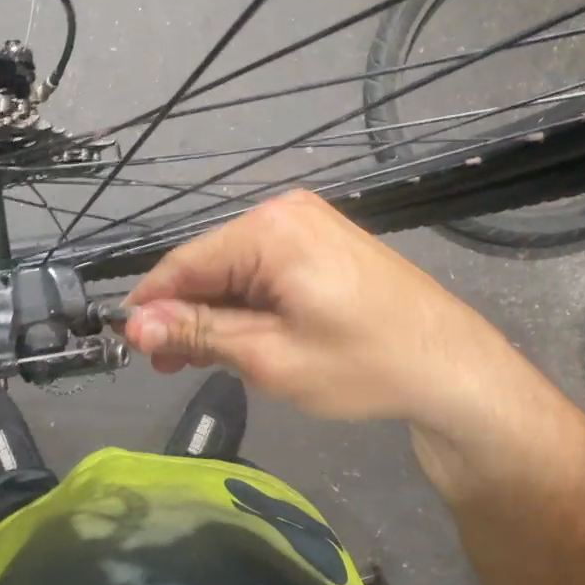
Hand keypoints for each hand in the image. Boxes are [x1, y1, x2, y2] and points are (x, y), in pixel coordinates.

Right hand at [123, 191, 521, 430]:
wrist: (453, 371)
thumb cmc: (362, 365)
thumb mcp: (268, 356)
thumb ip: (195, 334)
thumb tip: (133, 327)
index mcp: (269, 230)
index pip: (183, 263)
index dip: (150, 306)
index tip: (130, 348)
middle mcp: (284, 213)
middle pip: (208, 265)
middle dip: (184, 315)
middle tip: (169, 368)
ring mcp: (308, 226)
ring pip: (233, 272)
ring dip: (214, 316)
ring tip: (203, 362)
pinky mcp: (323, 245)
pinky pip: (263, 273)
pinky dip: (245, 308)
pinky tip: (240, 341)